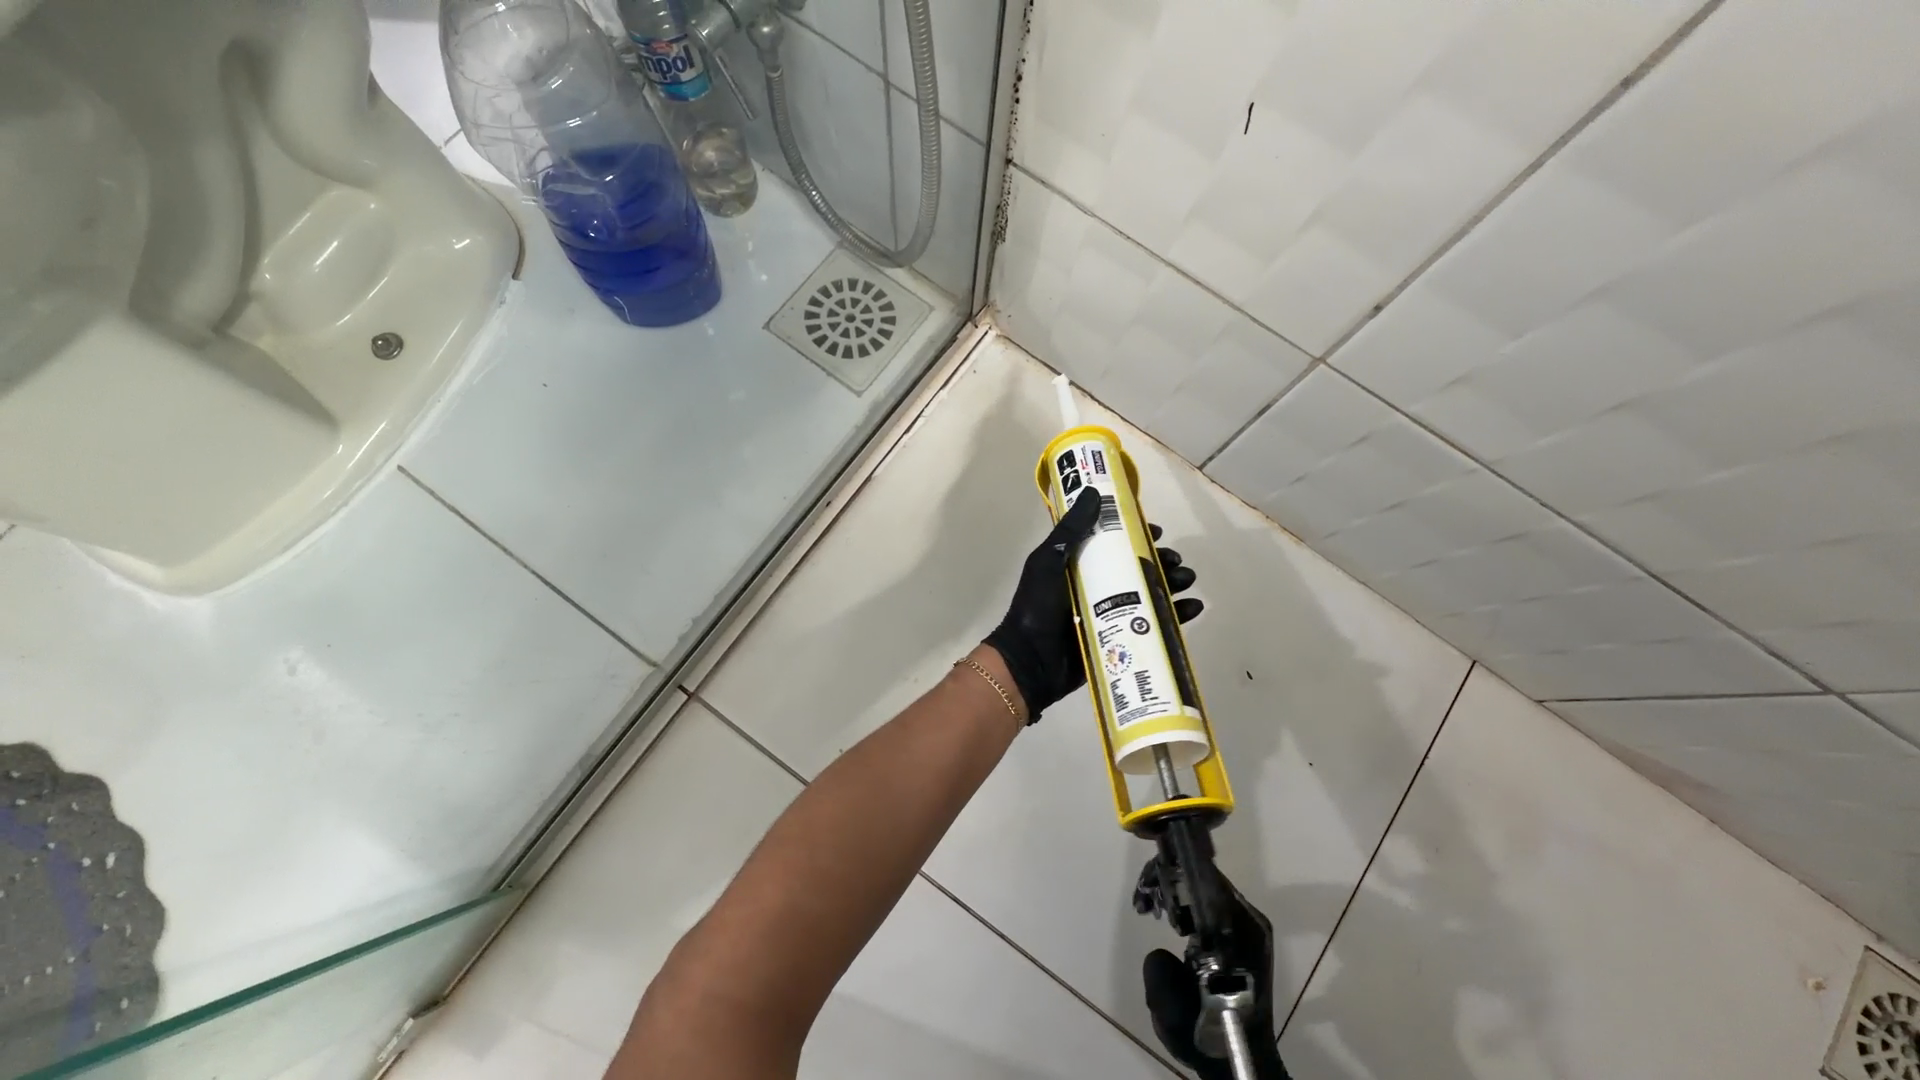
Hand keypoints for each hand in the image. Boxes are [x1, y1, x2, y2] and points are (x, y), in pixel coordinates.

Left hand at [983, 487, 1203, 721]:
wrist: (1031, 661)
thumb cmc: (1037, 607)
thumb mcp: (1048, 561)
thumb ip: (1071, 530)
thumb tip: (1094, 491)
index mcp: (1080, 564)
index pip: (1115, 542)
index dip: (1137, 534)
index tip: (1156, 530)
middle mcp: (1099, 585)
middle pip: (1139, 566)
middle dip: (1162, 560)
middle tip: (1176, 561)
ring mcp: (1112, 613)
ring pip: (1152, 592)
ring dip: (1174, 583)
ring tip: (1186, 580)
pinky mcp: (1123, 637)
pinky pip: (1155, 622)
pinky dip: (1178, 615)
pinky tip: (1193, 608)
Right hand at [1142, 872, 1291, 1079]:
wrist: (1237, 1057)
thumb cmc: (1209, 1036)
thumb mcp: (1174, 1013)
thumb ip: (1161, 977)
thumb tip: (1160, 952)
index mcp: (1241, 935)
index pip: (1209, 883)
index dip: (1176, 875)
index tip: (1149, 886)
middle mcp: (1250, 924)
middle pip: (1207, 880)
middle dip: (1170, 880)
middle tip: (1143, 900)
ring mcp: (1248, 927)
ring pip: (1206, 887)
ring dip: (1174, 889)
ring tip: (1147, 906)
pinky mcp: (1240, 933)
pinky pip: (1208, 901)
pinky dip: (1183, 900)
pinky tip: (1166, 916)